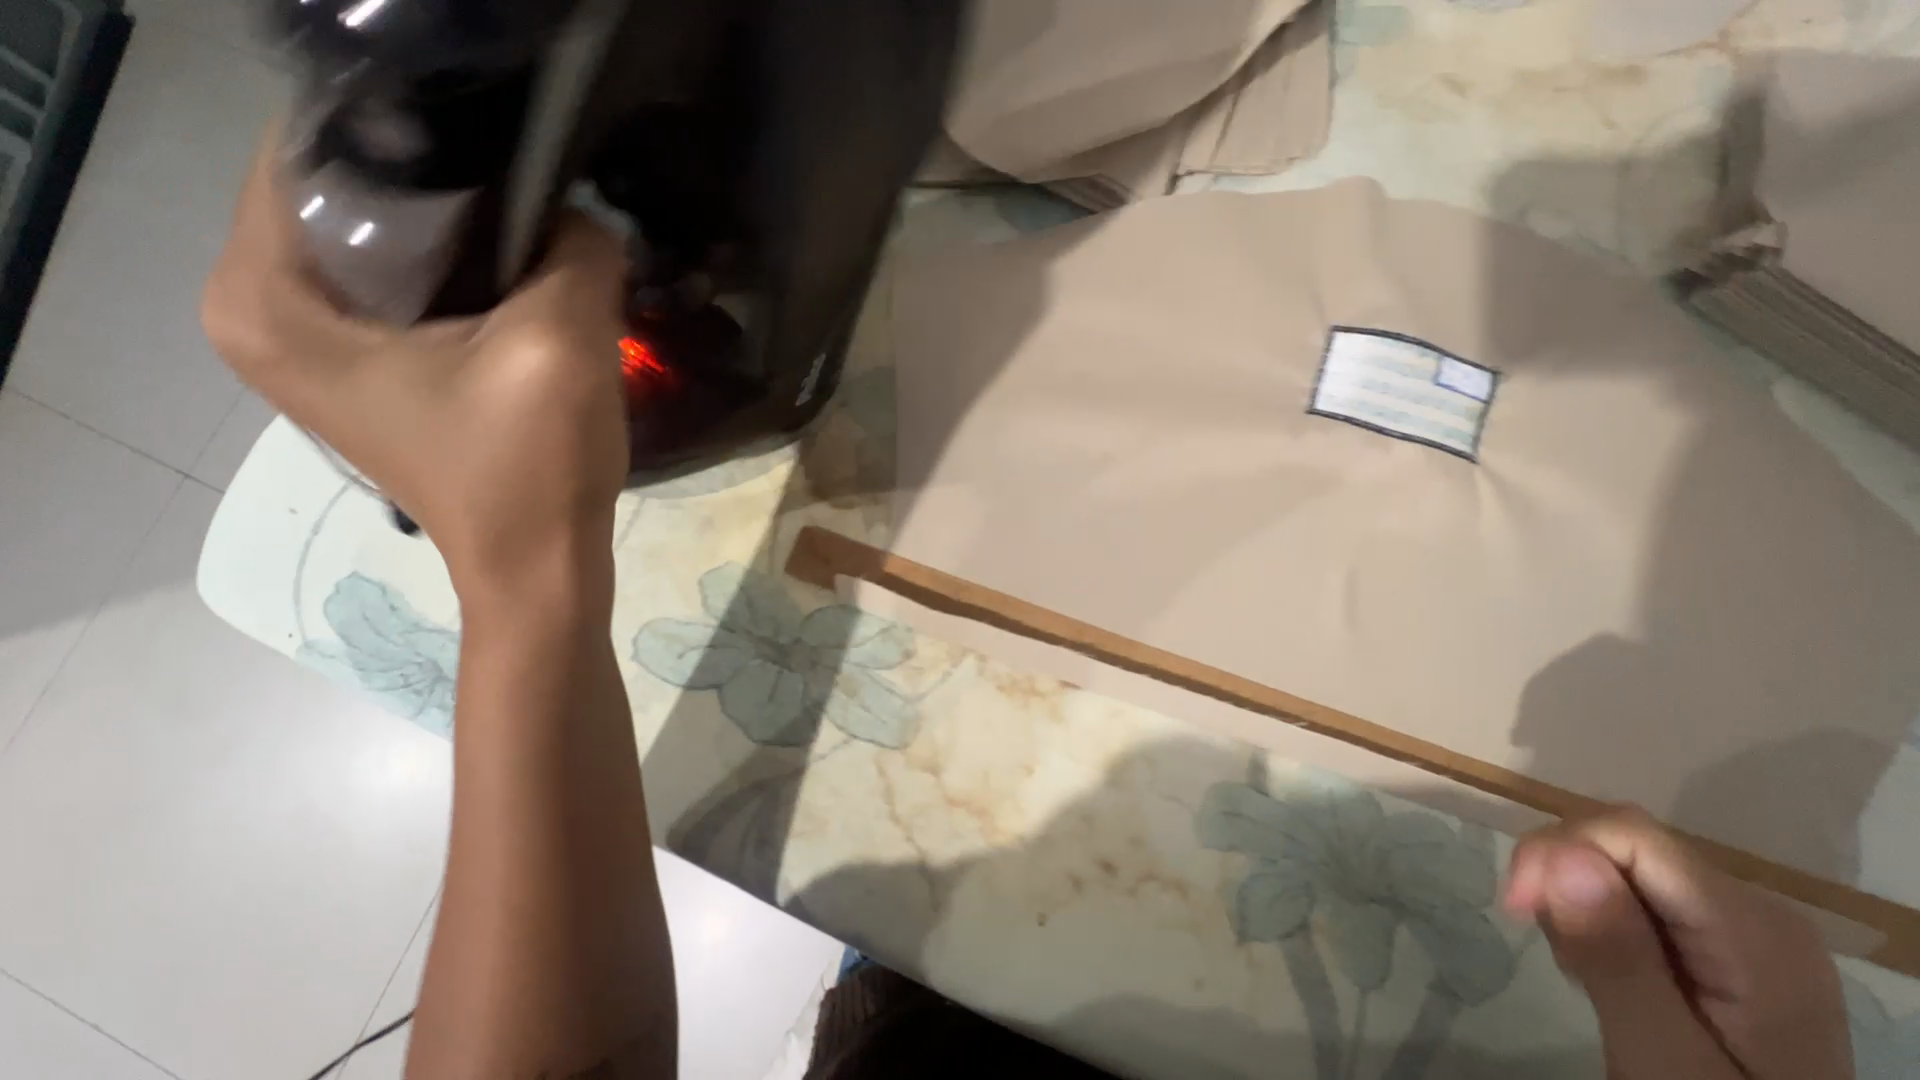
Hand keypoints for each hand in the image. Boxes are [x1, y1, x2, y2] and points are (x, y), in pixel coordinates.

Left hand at [202, 138, 630, 598]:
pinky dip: (462, 274)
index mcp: (266, 300)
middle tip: (534, 200)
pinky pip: (402, 281)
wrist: (539, 567)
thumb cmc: (531, 466)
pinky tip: (521, 286)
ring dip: (465, 233)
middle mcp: (261, 312)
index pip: (318, 148)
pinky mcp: (361, 367)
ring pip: (385, 237)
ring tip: (538, 240)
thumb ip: (577, 246)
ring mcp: (309, 343)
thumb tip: (583, 214)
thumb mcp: (564, 339)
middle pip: (352, 193)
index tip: (505, 156)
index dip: (419, 137)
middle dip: (449, 187)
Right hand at [1503, 806, 1852, 1079]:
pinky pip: (1638, 891)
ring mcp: (1745, 924)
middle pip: (1626, 843)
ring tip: (1578, 972)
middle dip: (1561, 878)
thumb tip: (1560, 852)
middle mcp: (1758, 908)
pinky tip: (1603, 969)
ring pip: (1623, 862)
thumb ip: (1618, 959)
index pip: (1630, 833)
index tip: (1513, 911)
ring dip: (1574, 900)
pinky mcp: (1724, 940)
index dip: (1555, 851)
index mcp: (1756, 932)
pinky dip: (1597, 916)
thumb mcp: (1662, 1057)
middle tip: (1545, 950)